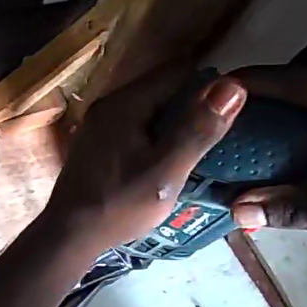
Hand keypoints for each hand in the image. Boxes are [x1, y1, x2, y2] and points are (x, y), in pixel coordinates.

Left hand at [42, 68, 247, 251]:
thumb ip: (198, 129)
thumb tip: (233, 86)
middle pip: (162, 88)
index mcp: (126, 103)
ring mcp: (101, 123)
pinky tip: (171, 154)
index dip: (210, 83)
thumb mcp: (166, 171)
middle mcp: (110, 104)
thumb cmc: (119, 205)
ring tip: (205, 140)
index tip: (237, 103)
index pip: (177, 71)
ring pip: (150, 107)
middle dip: (194, 101)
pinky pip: (138, 124)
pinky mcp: (98, 143)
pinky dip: (158, 132)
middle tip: (225, 125)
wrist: (69, 235)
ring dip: (177, 118)